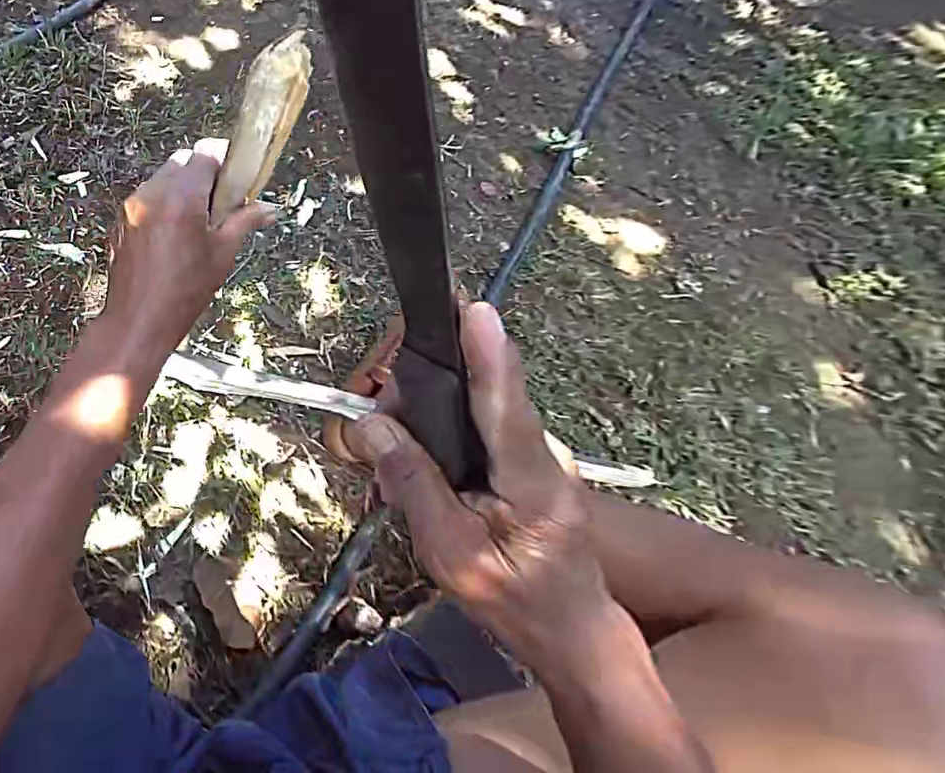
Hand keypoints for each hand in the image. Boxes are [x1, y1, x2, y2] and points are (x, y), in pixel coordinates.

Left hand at [103, 139, 274, 358]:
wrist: (137, 320)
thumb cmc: (185, 291)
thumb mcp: (222, 254)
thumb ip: (243, 222)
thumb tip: (268, 208)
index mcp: (181, 198)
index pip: (204, 154)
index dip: (223, 158)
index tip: (234, 172)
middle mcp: (152, 194)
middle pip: (180, 161)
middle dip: (200, 172)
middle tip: (217, 199)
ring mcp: (131, 206)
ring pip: (159, 178)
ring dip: (179, 187)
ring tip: (194, 219)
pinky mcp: (119, 221)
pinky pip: (143, 198)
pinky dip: (160, 204)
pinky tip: (171, 233)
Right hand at [335, 302, 622, 669]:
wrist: (572, 633)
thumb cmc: (516, 602)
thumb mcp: (452, 555)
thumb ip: (413, 484)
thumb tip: (372, 424)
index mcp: (535, 483)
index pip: (506, 407)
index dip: (489, 355)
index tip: (476, 311)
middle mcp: (541, 455)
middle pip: (471, 394)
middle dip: (414, 396)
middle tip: (372, 433)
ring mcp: (535, 453)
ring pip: (464, 407)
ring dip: (417, 421)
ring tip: (392, 473)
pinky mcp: (521, 456)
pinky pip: (467, 425)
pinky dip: (430, 436)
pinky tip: (412, 474)